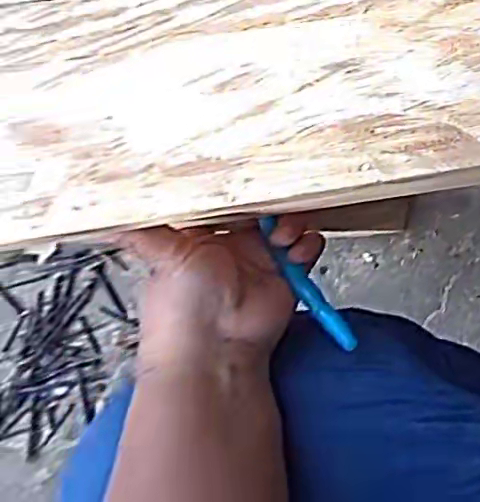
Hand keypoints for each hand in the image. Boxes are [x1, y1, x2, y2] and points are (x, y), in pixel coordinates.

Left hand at [119, 217, 323, 370]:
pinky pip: (309, 245)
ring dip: (295, 227)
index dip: (241, 198)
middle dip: (276, 210)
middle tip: (275, 216)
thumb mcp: (167, 262)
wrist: (217, 345)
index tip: (253, 188)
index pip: (227, 209)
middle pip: (265, 214)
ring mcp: (265, 258)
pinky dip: (308, 246)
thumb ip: (153, 237)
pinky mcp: (291, 269)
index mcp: (202, 243)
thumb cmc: (182, 309)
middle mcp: (235, 248)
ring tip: (284, 240)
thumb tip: (117, 221)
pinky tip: (295, 257)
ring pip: (292, 226)